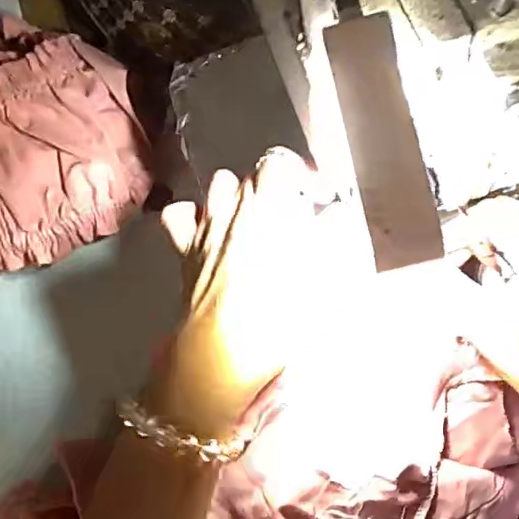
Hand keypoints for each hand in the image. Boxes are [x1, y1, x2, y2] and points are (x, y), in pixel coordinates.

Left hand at [147, 148, 321, 438]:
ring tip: (251, 224)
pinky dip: (195, 216)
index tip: (311, 196)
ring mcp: (204, 225)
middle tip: (288, 218)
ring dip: (235, 199)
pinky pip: (181, 214)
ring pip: (217, 187)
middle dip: (270, 190)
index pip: (279, 162)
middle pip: (251, 176)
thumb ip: (332, 236)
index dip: (297, 175)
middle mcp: (232, 206)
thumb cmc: (283, 316)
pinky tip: (210, 232)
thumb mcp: (324, 276)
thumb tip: (337, 213)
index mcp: (269, 205)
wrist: (227, 355)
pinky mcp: (184, 249)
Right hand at [448, 199, 518, 437]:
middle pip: (516, 215)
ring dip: (504, 242)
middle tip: (463, 265)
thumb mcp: (484, 322)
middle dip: (483, 236)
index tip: (447, 251)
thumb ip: (454, 282)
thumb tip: (440, 257)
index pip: (495, 213)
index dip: (462, 229)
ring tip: (487, 274)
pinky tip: (514, 279)